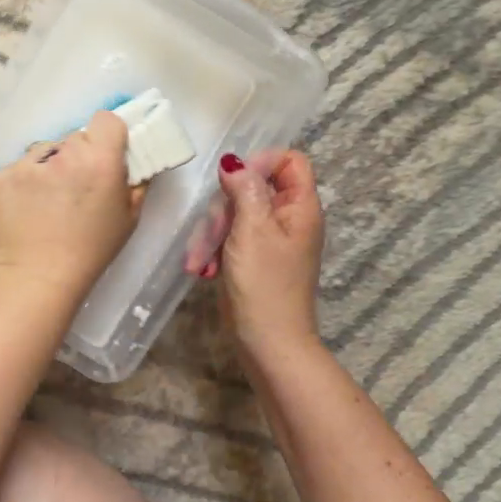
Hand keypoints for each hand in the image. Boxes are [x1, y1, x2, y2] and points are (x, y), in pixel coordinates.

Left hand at [0, 111, 144, 302]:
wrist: (37, 276)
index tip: (106, 153)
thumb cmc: (91, 251)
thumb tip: (135, 162)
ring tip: (48, 202)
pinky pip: (18, 170)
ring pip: (44, 152)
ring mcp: (26, 164)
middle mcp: (62, 154)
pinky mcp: (0, 176)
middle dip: (78, 156)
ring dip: (49, 167)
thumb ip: (135, 182)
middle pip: (74, 138)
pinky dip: (24, 184)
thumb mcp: (129, 218)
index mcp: (99, 160)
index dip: (107, 135)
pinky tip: (27, 209)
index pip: (106, 120)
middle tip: (76, 187)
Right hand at [199, 150, 324, 360]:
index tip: (230, 182)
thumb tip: (234, 162)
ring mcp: (271, 240)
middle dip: (223, 208)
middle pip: (254, 188)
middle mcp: (289, 219)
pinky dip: (215, 250)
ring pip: (235, 214)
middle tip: (211, 232)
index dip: (259, 163)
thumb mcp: (252, 230)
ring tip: (200, 259)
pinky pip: (231, 238)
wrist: (268, 340)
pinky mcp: (254, 258)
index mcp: (300, 207)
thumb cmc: (263, 284)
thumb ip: (245, 190)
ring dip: (212, 234)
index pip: (289, 161)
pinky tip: (204, 269)